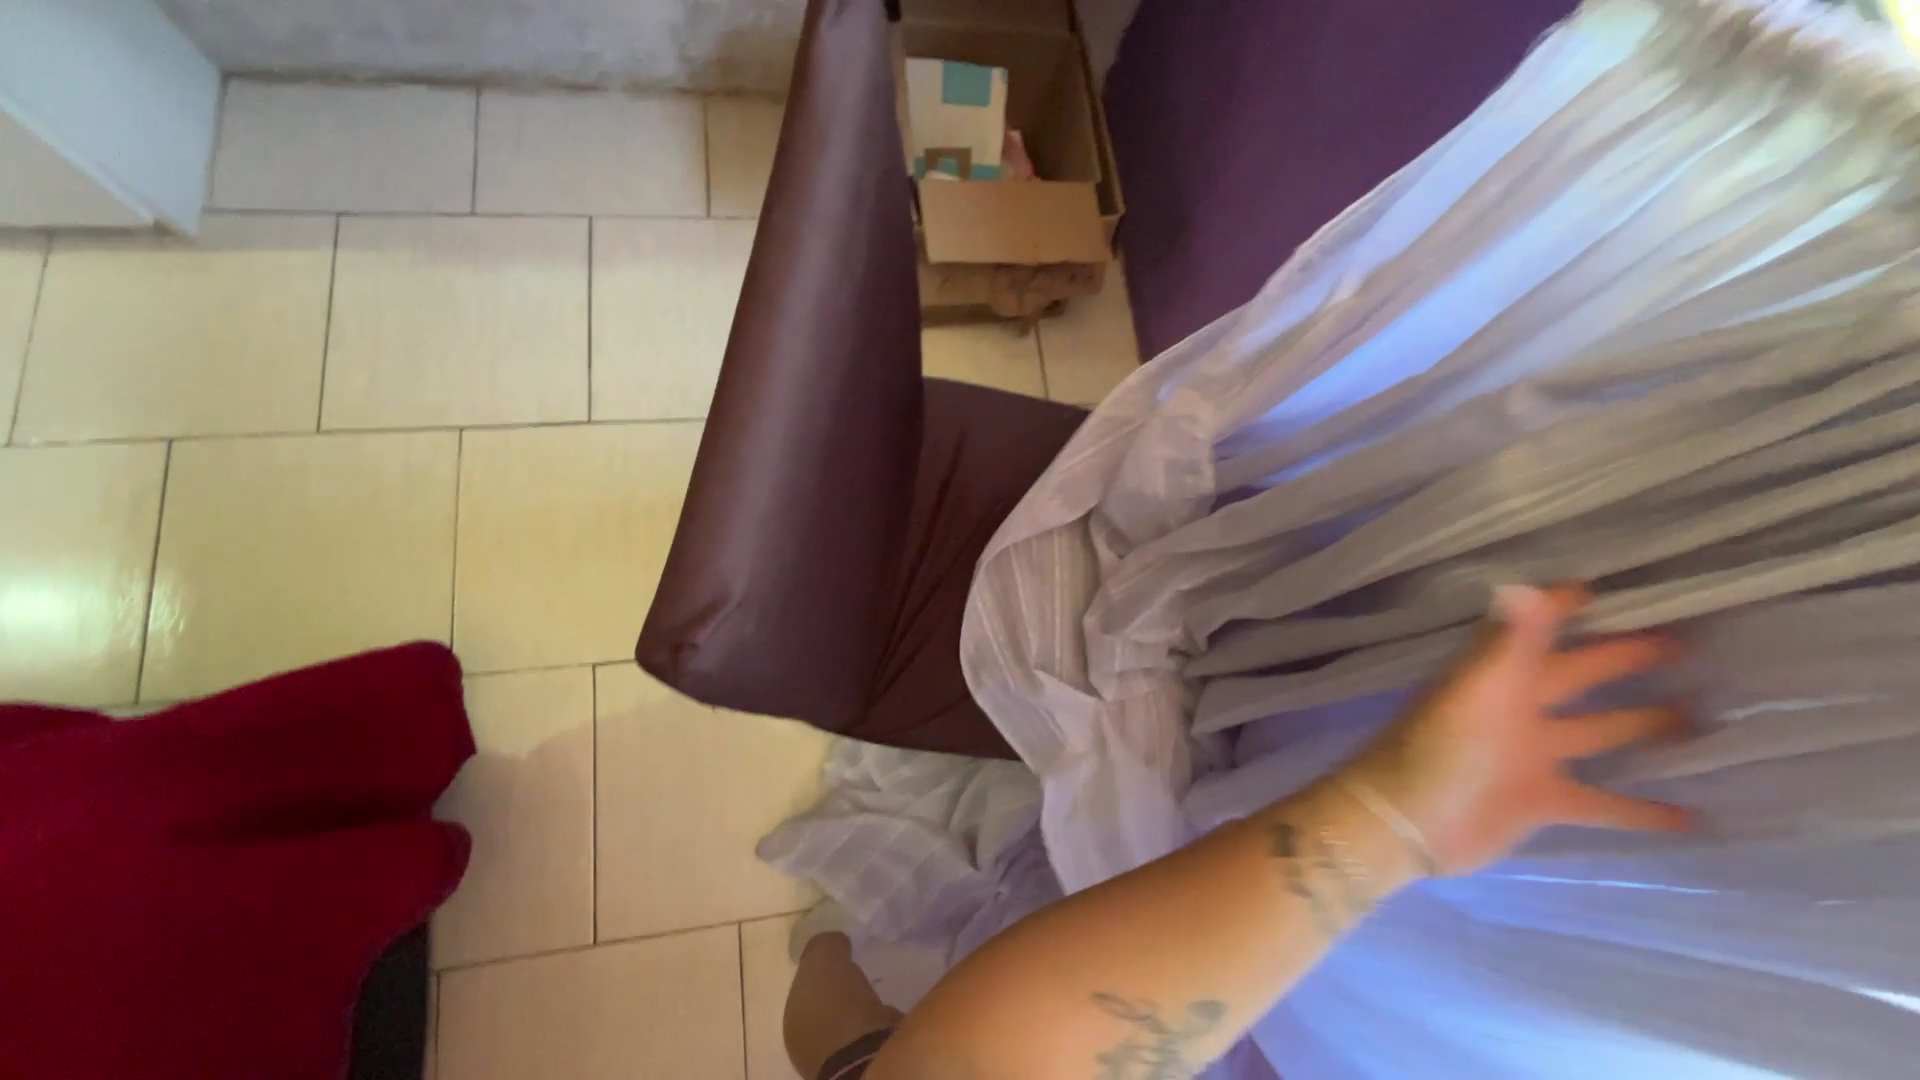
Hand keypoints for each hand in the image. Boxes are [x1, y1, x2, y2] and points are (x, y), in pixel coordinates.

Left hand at [1342, 584, 1692, 876]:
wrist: (1404, 823)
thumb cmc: (1435, 751)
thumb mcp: (1474, 694)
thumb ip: (1503, 645)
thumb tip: (1523, 586)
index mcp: (1493, 678)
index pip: (1530, 630)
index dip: (1560, 608)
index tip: (1608, 588)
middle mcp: (1514, 710)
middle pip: (1575, 675)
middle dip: (1622, 658)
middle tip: (1687, 644)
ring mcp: (1528, 756)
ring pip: (1596, 733)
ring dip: (1643, 725)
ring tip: (1710, 715)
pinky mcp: (1539, 801)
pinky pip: (1601, 803)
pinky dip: (1642, 810)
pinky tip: (1697, 816)